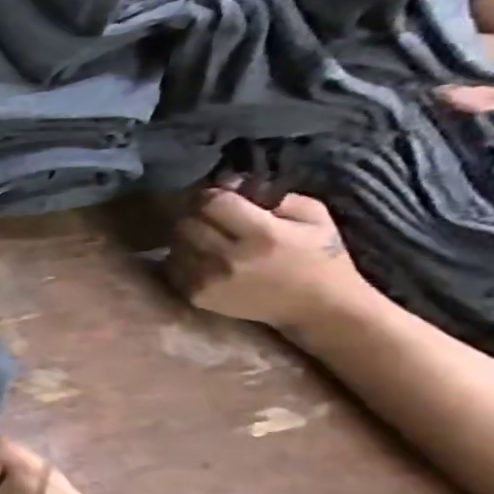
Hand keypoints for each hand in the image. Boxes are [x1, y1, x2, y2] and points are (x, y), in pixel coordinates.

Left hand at [167, 189, 376, 330]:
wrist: (317, 309)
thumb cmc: (320, 258)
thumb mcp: (313, 216)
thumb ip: (274, 195)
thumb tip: (233, 183)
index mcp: (262, 235)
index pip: (213, 202)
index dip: (212, 194)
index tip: (220, 195)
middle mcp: (230, 258)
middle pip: (187, 222)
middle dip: (195, 213)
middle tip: (208, 215)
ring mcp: (210, 280)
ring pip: (175, 243)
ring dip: (186, 236)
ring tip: (206, 236)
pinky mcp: (198, 296)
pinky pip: (173, 267)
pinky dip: (182, 258)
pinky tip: (202, 257)